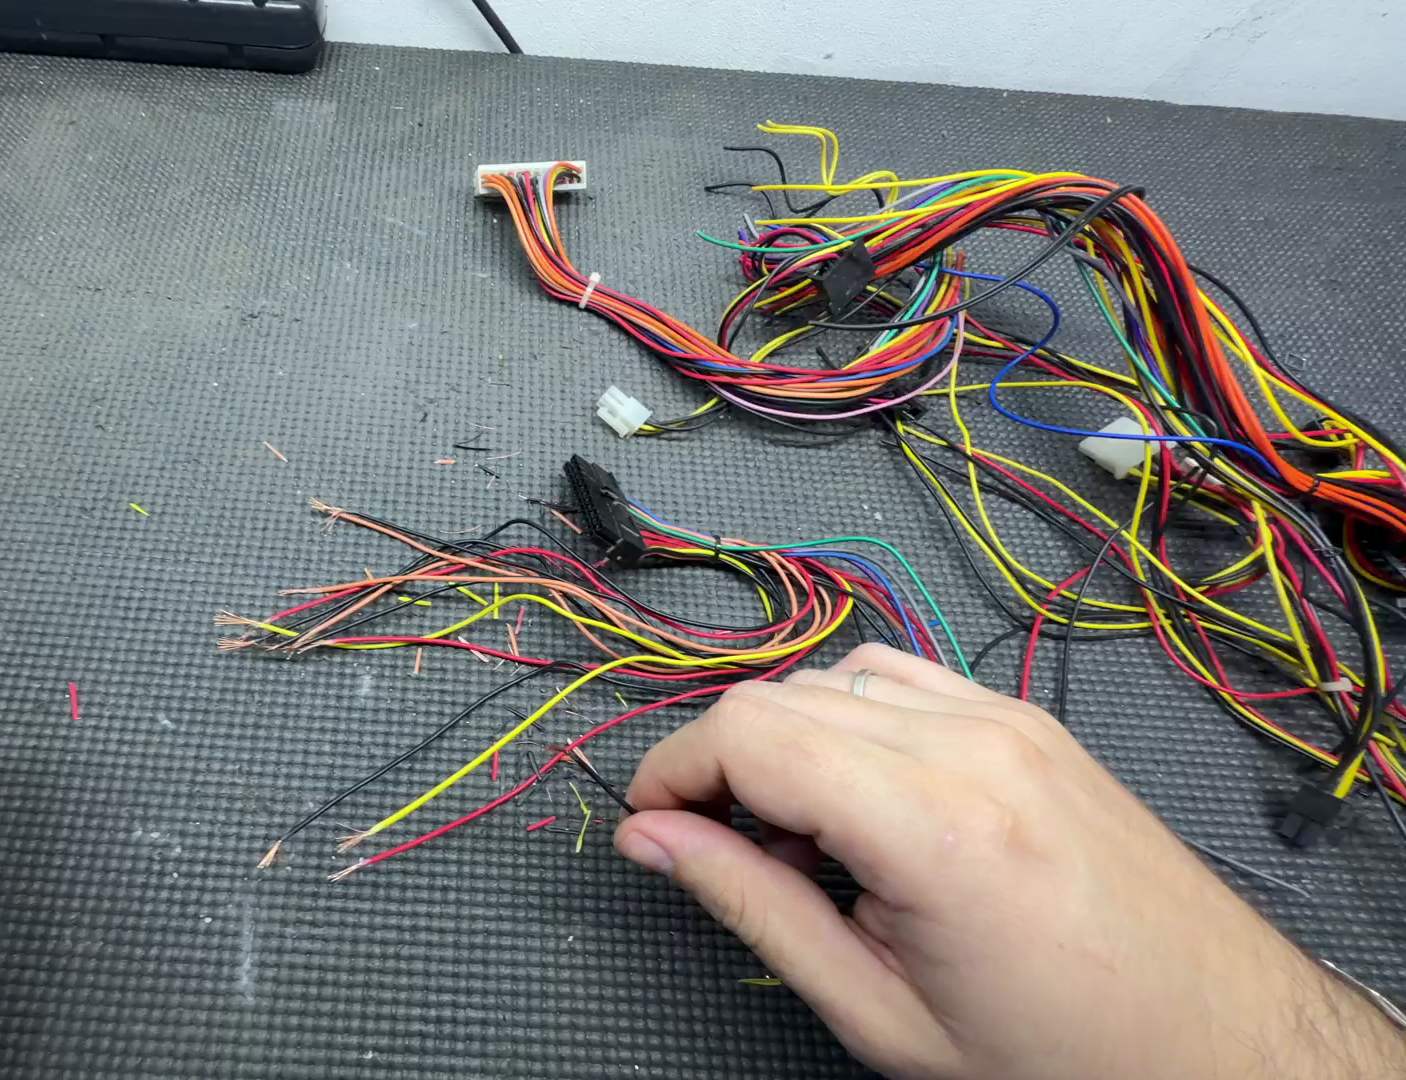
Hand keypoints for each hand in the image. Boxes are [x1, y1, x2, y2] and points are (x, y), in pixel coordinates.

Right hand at [614, 643, 1405, 1079]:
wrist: (1238, 1060)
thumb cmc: (1056, 1060)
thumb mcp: (873, 1008)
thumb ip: (743, 901)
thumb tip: (648, 837)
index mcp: (935, 823)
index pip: (746, 735)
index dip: (673, 768)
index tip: (650, 817)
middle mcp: (969, 742)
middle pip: (773, 699)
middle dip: (714, 761)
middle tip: (719, 841)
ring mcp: (1001, 716)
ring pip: (820, 677)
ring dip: (776, 741)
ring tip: (799, 832)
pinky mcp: (1017, 713)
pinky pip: (884, 672)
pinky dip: (835, 716)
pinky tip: (854, 787)